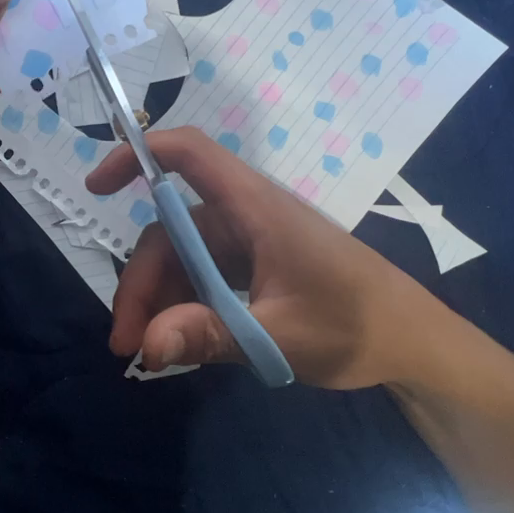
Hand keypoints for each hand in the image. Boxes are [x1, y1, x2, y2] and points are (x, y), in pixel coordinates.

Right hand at [86, 127, 448, 387]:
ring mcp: (249, 242)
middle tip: (127, 345)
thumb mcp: (280, 336)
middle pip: (170, 230)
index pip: (190, 155)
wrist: (417, 345)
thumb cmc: (358, 327)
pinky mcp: (255, 266)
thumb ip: (210, 335)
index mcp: (256, 209)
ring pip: (182, 258)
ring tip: (150, 356)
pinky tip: (180, 343)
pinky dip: (183, 305)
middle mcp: (246, 216)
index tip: (96, 188)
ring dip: (159, 301)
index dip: (138, 155)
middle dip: (142, 284)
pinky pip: (202, 276)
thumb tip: (146, 346)